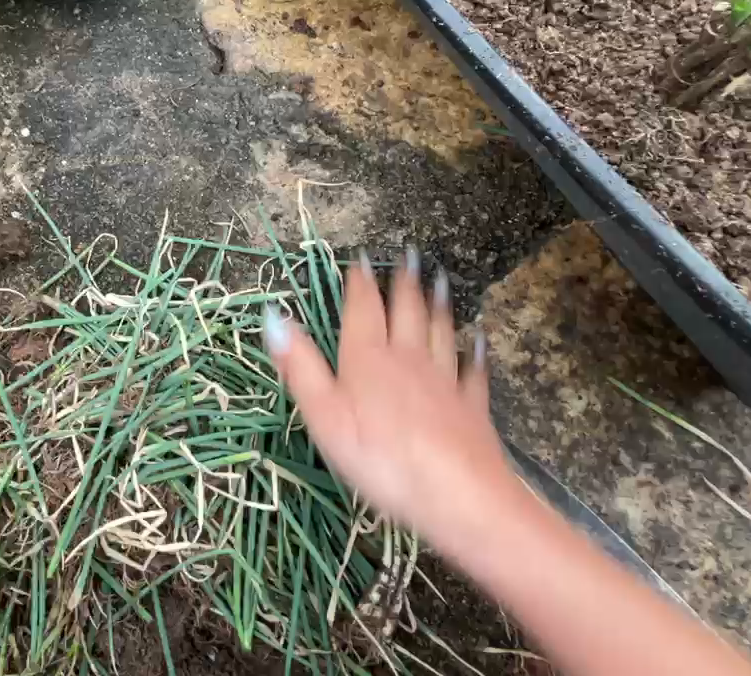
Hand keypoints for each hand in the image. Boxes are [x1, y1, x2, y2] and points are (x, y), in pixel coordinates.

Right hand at [262, 248, 517, 557]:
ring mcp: (444, 381)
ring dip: (438, 304)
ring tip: (440, 281)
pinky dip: (474, 352)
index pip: (364, 309)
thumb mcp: (323, 413)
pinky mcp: (471, 408)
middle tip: (409, 254)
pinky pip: (472, 370)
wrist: (459, 496)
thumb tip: (272, 316)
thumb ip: (300, 363)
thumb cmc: (380, 455)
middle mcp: (407, 358)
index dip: (361, 283)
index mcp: (367, 357)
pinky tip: (478, 340)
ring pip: (440, 332)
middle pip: (406, 312)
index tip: (363, 258)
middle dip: (405, 282)